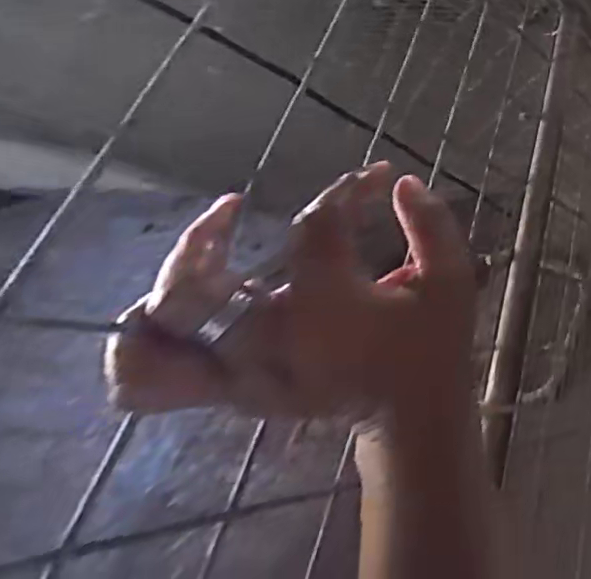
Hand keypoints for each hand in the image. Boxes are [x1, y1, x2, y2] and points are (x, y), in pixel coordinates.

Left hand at [105, 162, 478, 424]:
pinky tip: (165, 313)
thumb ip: (431, 224)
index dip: (346, 190)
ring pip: (148, 341)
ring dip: (160, 289)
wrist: (413, 414)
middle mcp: (267, 343)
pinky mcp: (227, 391)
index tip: (376, 175)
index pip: (316, 228)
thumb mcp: (452, 277)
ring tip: (190, 258)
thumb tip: (401, 183)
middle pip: (195, 286)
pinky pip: (147, 381)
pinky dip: (138, 348)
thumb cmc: (434, 342)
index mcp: (327, 309)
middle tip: (234, 206)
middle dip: (207, 234)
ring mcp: (237, 374)